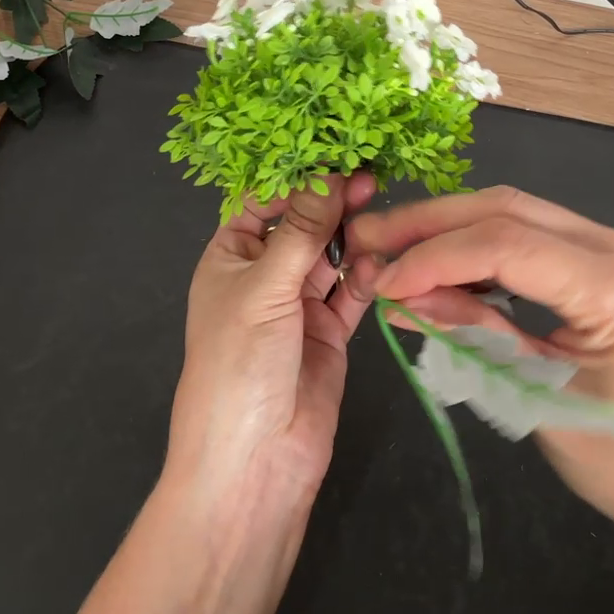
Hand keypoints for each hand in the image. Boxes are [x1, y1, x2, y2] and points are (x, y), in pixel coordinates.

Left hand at [82, 174, 375, 613]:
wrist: (255, 459)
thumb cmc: (239, 361)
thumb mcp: (264, 287)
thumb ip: (302, 232)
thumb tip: (326, 176)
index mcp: (231, 256)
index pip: (266, 203)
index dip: (299, 179)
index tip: (337, 154)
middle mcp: (264, 274)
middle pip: (303, 226)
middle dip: (332, 203)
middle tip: (371, 177)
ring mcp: (298, 304)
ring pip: (331, 256)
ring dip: (354, 236)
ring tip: (382, 211)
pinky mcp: (330, 332)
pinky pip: (351, 293)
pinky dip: (366, 277)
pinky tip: (381, 261)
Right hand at [347, 187, 613, 613]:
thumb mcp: (537, 398)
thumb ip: (470, 332)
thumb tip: (397, 293)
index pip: (506, 245)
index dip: (433, 257)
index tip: (380, 278)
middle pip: (507, 210)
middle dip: (429, 224)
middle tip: (369, 236)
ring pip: (515, 213)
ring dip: (448, 229)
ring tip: (392, 246)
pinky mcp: (609, 257)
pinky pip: (531, 235)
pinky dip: (479, 247)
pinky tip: (439, 263)